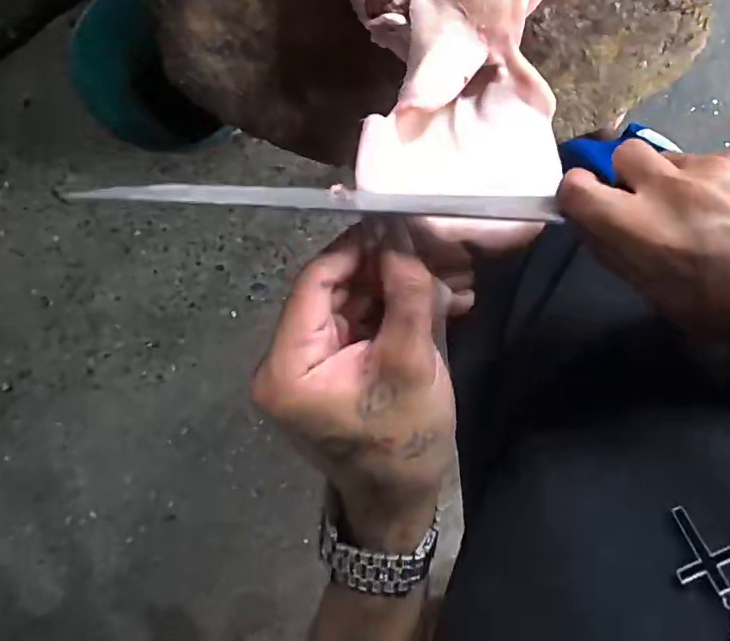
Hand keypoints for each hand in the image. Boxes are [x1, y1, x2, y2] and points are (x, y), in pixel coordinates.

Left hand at [251, 224, 455, 549]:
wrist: (403, 504)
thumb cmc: (402, 442)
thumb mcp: (410, 362)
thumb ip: (406, 293)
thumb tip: (400, 233)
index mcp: (287, 364)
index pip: (315, 281)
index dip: (355, 248)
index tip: (395, 225)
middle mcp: (287, 357)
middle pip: (335, 288)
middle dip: (384, 266)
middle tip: (426, 244)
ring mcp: (311, 360)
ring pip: (354, 299)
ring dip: (397, 284)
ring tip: (443, 269)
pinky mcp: (334, 363)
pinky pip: (362, 319)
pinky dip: (396, 306)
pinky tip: (437, 295)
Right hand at [557, 142, 729, 356]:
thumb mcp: (672, 305)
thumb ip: (621, 259)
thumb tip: (592, 227)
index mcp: (644, 230)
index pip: (577, 186)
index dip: (578, 193)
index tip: (594, 205)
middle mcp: (670, 188)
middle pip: (622, 152)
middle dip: (630, 176)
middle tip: (655, 204)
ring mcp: (714, 167)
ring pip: (673, 158)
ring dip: (678, 181)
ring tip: (714, 213)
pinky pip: (716, 161)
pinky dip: (721, 182)